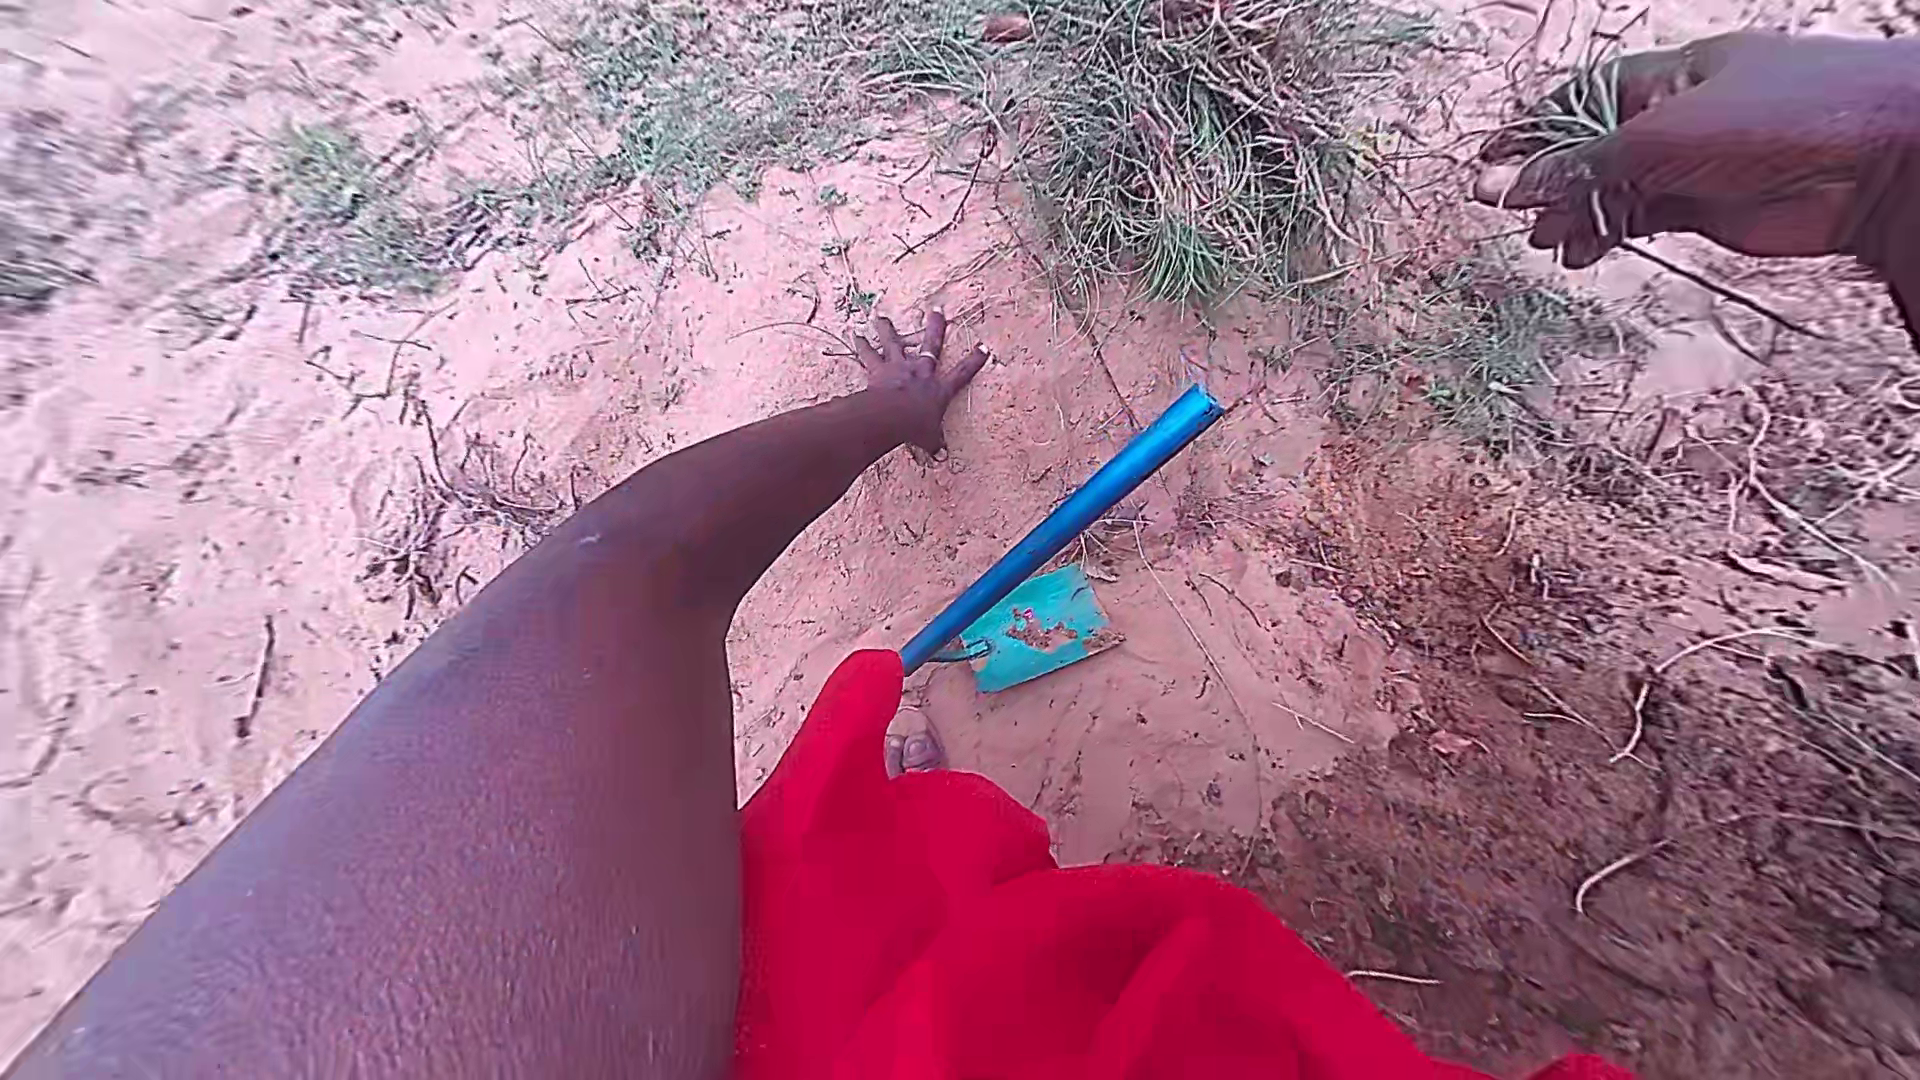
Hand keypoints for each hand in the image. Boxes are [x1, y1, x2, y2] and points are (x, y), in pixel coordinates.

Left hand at [853, 311, 989, 453]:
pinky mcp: (879, 371)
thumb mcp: (929, 438)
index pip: (962, 373)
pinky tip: (855, 335)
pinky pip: (868, 356)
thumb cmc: (915, 427)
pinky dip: (862, 346)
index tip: (983, 348)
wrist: (892, 417)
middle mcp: (921, 372)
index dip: (974, 362)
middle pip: (931, 344)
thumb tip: (941, 458)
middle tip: (936, 310)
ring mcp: (899, 368)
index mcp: (938, 388)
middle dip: (935, 327)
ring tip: (881, 318)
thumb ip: (934, 444)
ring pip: (894, 343)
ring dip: (887, 330)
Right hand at [1473, 34, 1919, 281]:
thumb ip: (1572, 167)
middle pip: (1582, 153)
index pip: (1579, 100)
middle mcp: (1674, 116)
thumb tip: (1499, 187)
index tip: (1488, 162)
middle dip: (1545, 186)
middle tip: (1520, 213)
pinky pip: (1623, 220)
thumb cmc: (1781, 121)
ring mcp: (1683, 162)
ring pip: (1598, 192)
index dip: (1530, 130)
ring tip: (1555, 239)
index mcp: (1674, 76)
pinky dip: (1597, 237)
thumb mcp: (1655, 137)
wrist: (1883, 165)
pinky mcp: (1690, 204)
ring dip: (1568, 218)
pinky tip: (1584, 251)